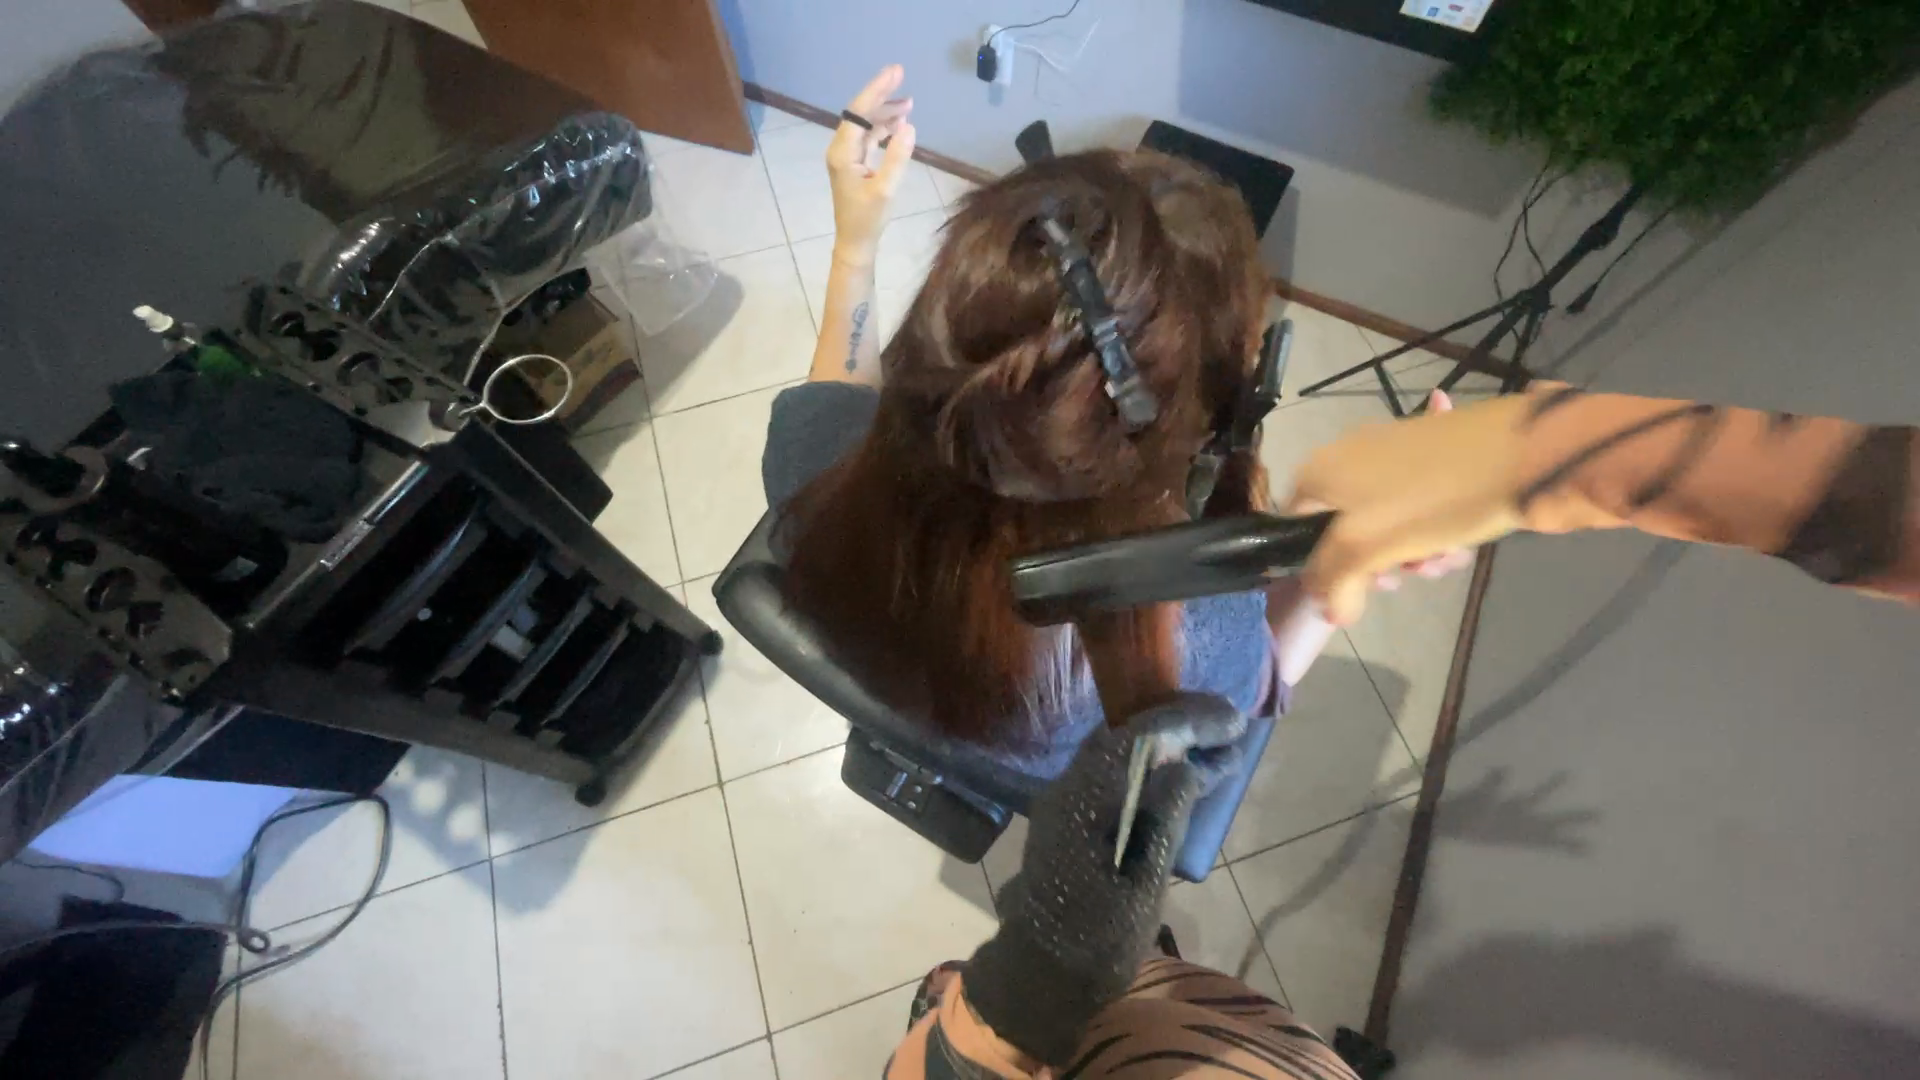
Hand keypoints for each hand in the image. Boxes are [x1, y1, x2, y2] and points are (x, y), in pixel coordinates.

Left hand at [827, 65, 917, 262]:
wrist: (855, 242)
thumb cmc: (868, 220)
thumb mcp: (886, 190)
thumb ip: (897, 157)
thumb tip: (908, 126)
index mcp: (843, 153)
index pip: (859, 112)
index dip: (877, 91)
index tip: (896, 72)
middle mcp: (841, 149)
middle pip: (860, 113)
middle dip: (881, 96)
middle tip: (902, 77)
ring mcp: (847, 156)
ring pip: (865, 124)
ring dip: (885, 113)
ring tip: (908, 103)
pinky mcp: (855, 164)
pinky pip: (869, 138)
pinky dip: (883, 128)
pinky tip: (899, 123)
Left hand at [964, 694, 1245, 1066]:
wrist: (1042, 970)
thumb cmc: (1097, 939)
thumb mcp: (1143, 886)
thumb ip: (1163, 820)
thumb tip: (1188, 764)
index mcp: (1084, 799)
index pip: (1136, 737)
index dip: (1186, 721)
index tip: (1231, 720)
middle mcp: (1069, 784)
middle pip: (1125, 732)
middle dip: (1178, 720)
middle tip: (1229, 722)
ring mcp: (1066, 795)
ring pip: (1118, 747)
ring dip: (1165, 737)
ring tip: (1216, 740)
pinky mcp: (1072, 809)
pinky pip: (1113, 768)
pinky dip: (1150, 760)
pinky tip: (1182, 768)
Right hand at [1286, 389, 1526, 624]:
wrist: (1536, 452)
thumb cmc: (1436, 499)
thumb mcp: (1367, 548)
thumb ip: (1333, 582)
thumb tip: (1329, 611)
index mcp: (1318, 470)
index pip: (1294, 527)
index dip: (1320, 565)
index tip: (1355, 587)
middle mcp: (1346, 455)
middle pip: (1341, 527)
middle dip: (1372, 562)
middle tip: (1403, 579)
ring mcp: (1393, 451)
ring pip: (1383, 519)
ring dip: (1406, 552)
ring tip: (1442, 562)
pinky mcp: (1436, 454)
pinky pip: (1416, 503)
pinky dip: (1430, 528)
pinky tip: (1458, 543)